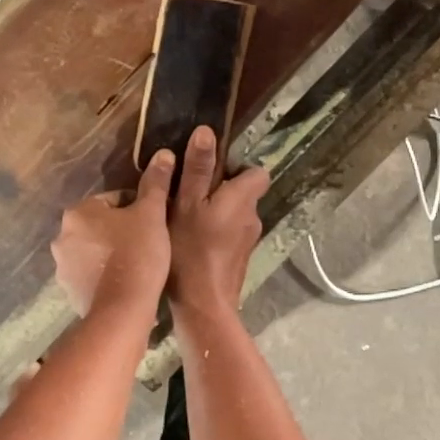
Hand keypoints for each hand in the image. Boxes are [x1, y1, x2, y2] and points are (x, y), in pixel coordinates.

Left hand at [52, 149, 173, 320]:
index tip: (155, 223)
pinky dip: (106, 276)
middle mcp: (62, 236)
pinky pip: (92, 275)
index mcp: (78, 211)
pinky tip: (127, 284)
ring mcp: (63, 266)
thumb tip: (163, 154)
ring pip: (95, 250)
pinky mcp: (69, 292)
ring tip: (140, 265)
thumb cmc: (138, 255)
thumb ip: (156, 183)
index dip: (139, 209)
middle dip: (122, 230)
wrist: (123, 312)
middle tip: (149, 243)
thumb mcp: (152, 214)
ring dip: (113, 253)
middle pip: (102, 225)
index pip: (114, 199)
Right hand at [166, 126, 268, 322]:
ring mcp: (246, 242)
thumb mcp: (186, 204)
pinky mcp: (237, 261)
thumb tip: (206, 132)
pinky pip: (227, 236)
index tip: (209, 171)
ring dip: (213, 213)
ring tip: (183, 219)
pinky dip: (212, 234)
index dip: (236, 167)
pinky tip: (188, 243)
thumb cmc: (191, 250)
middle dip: (218, 190)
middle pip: (242, 193)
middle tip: (185, 195)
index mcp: (243, 199)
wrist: (203, 308)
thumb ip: (197, 169)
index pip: (257, 172)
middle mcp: (252, 218)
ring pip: (233, 216)